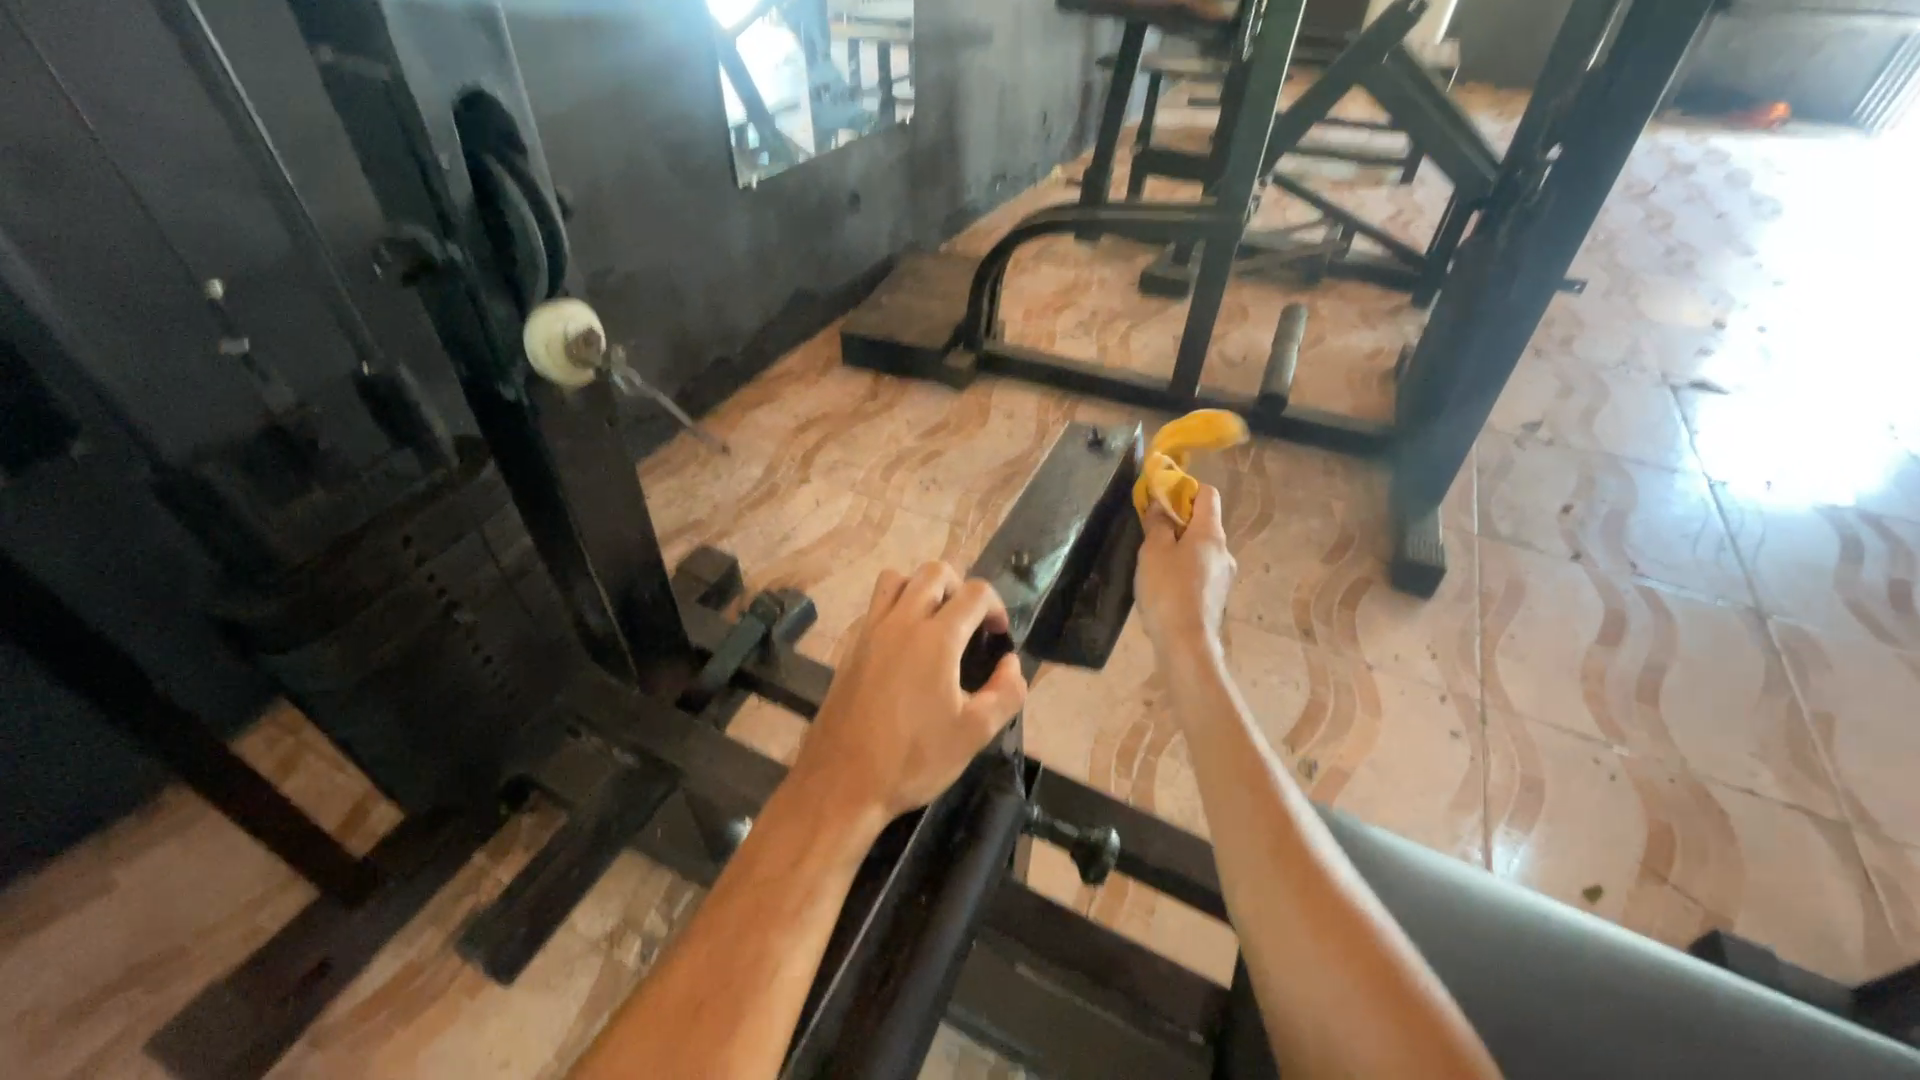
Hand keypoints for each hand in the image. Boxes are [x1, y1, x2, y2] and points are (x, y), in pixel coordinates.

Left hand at [788, 562, 1028, 825]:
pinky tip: (904, 648)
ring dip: (922, 589)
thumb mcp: (974, 734)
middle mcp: (901, 623)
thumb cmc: (913, 760)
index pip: (974, 593)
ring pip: (896, 579)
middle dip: (960, 588)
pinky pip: (874, 606)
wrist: (842, 782)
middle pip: (934, 572)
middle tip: (969, 624)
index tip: (999, 637)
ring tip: (935, 624)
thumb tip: (1011, 664)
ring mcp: (869, 632)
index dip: (996, 607)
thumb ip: (1005, 692)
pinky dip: (895, 608)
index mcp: (936, 639)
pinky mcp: (849, 648)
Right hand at [1135, 484, 1235, 651]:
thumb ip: (1157, 523)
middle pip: (1204, 523)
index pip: (1208, 494)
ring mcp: (1224, 575)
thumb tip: (1161, 506)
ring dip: (1180, 548)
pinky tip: (1165, 586)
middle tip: (1150, 532)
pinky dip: (1184, 569)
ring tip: (1154, 563)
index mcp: (1211, 533)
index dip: (1184, 489)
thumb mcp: (1153, 551)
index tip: (1160, 498)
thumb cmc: (1168, 590)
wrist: (1186, 643)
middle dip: (1178, 521)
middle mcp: (1224, 550)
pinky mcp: (1217, 596)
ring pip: (1201, 549)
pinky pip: (1200, 571)